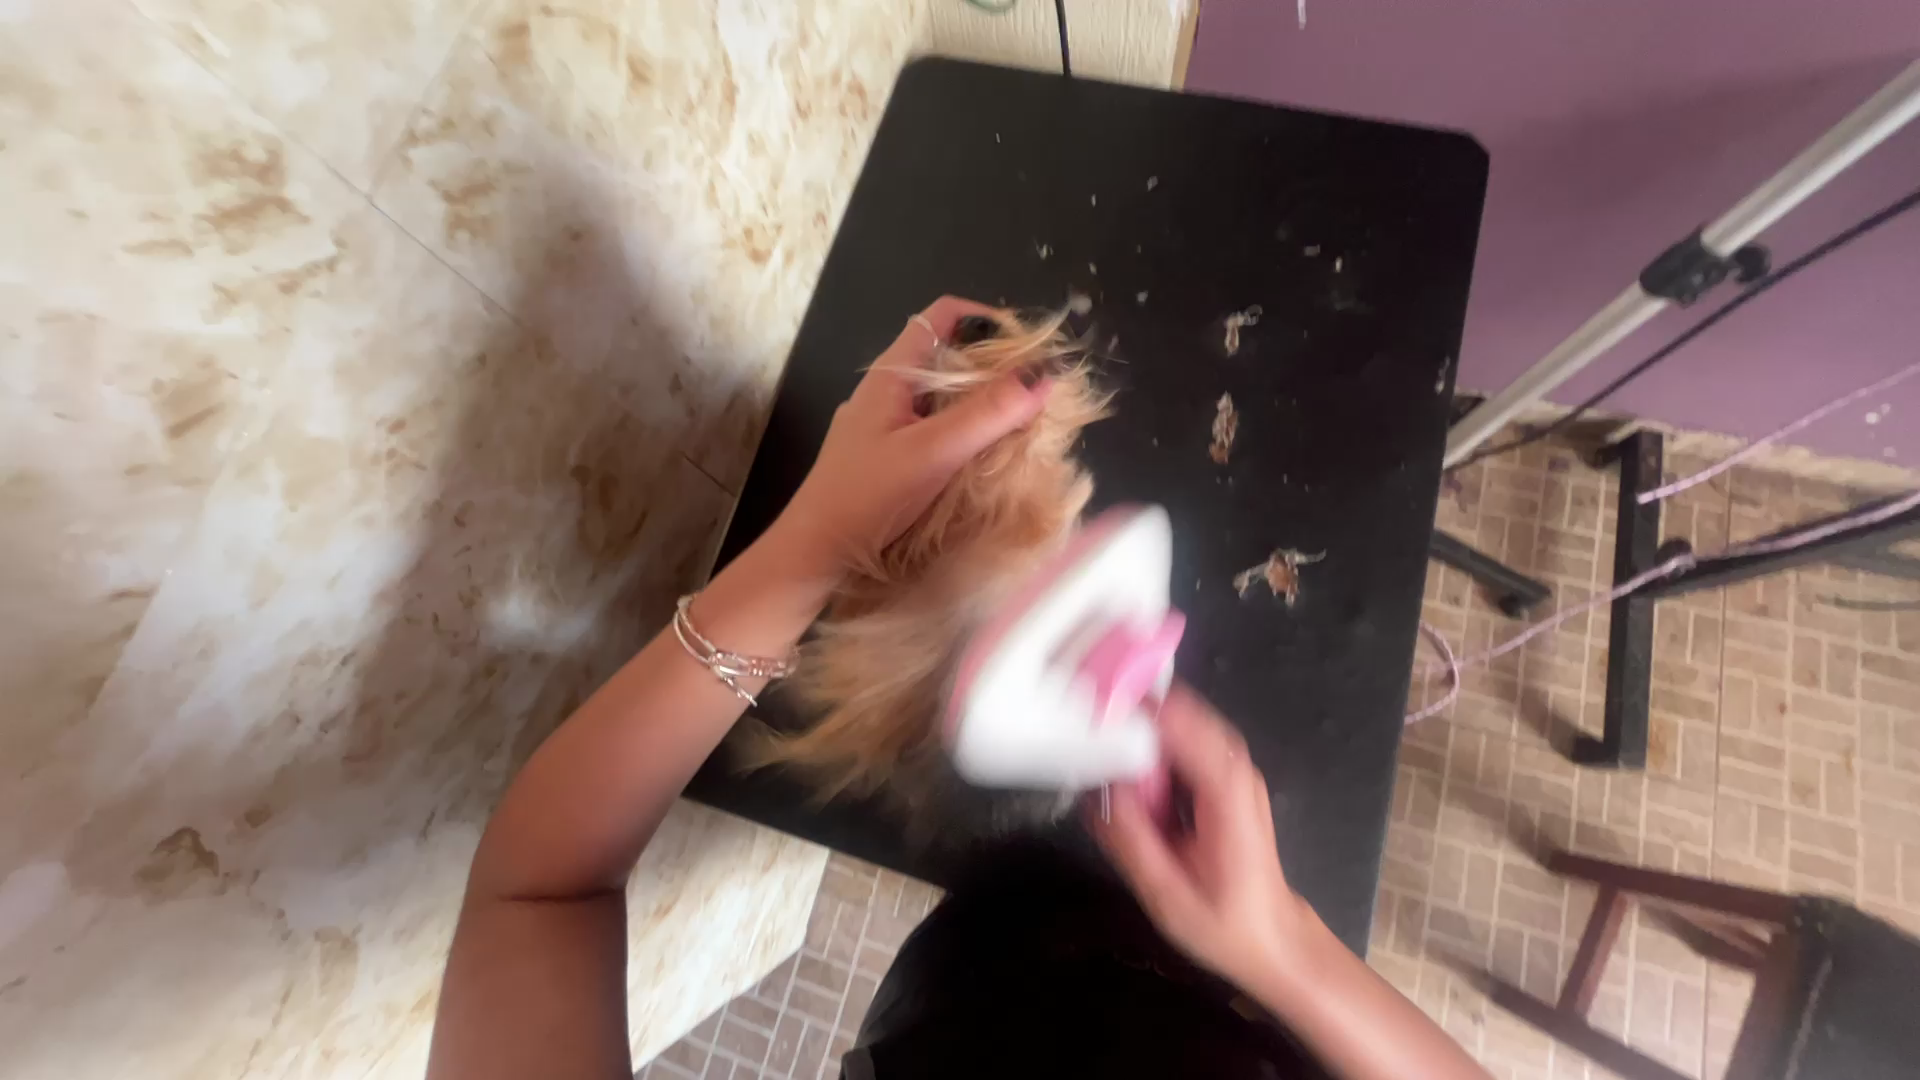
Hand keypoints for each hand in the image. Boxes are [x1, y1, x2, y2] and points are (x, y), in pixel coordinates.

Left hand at [773, 295, 1051, 578]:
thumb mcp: (934, 451)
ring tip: (1022, 427)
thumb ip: (988, 414)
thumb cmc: (867, 496)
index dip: (990, 320)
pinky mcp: (889, 455)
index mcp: (894, 373)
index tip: (1029, 352)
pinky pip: (937, 429)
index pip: (945, 315)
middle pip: (951, 356)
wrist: (816, 551)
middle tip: (1036, 397)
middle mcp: (889, 390)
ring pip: (946, 397)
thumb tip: (1045, 376)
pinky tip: (987, 459)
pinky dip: (966, 434)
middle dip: (996, 370)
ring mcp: (886, 424)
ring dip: (984, 406)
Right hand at [1090, 684, 1312, 994]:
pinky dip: (1153, 742)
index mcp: (1227, 792)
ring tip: (1101, 742)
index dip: (1138, 712)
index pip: (1183, 724)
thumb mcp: (1168, 895)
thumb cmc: (1226, 924)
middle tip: (1088, 726)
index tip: (1093, 713)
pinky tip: (1127, 762)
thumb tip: (1098, 788)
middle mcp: (1235, 768)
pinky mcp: (1224, 774)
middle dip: (1134, 713)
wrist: (1276, 941)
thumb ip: (1131, 840)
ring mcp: (1233, 767)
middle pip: (1180, 712)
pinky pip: (1183, 739)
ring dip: (1141, 727)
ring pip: (1180, 720)